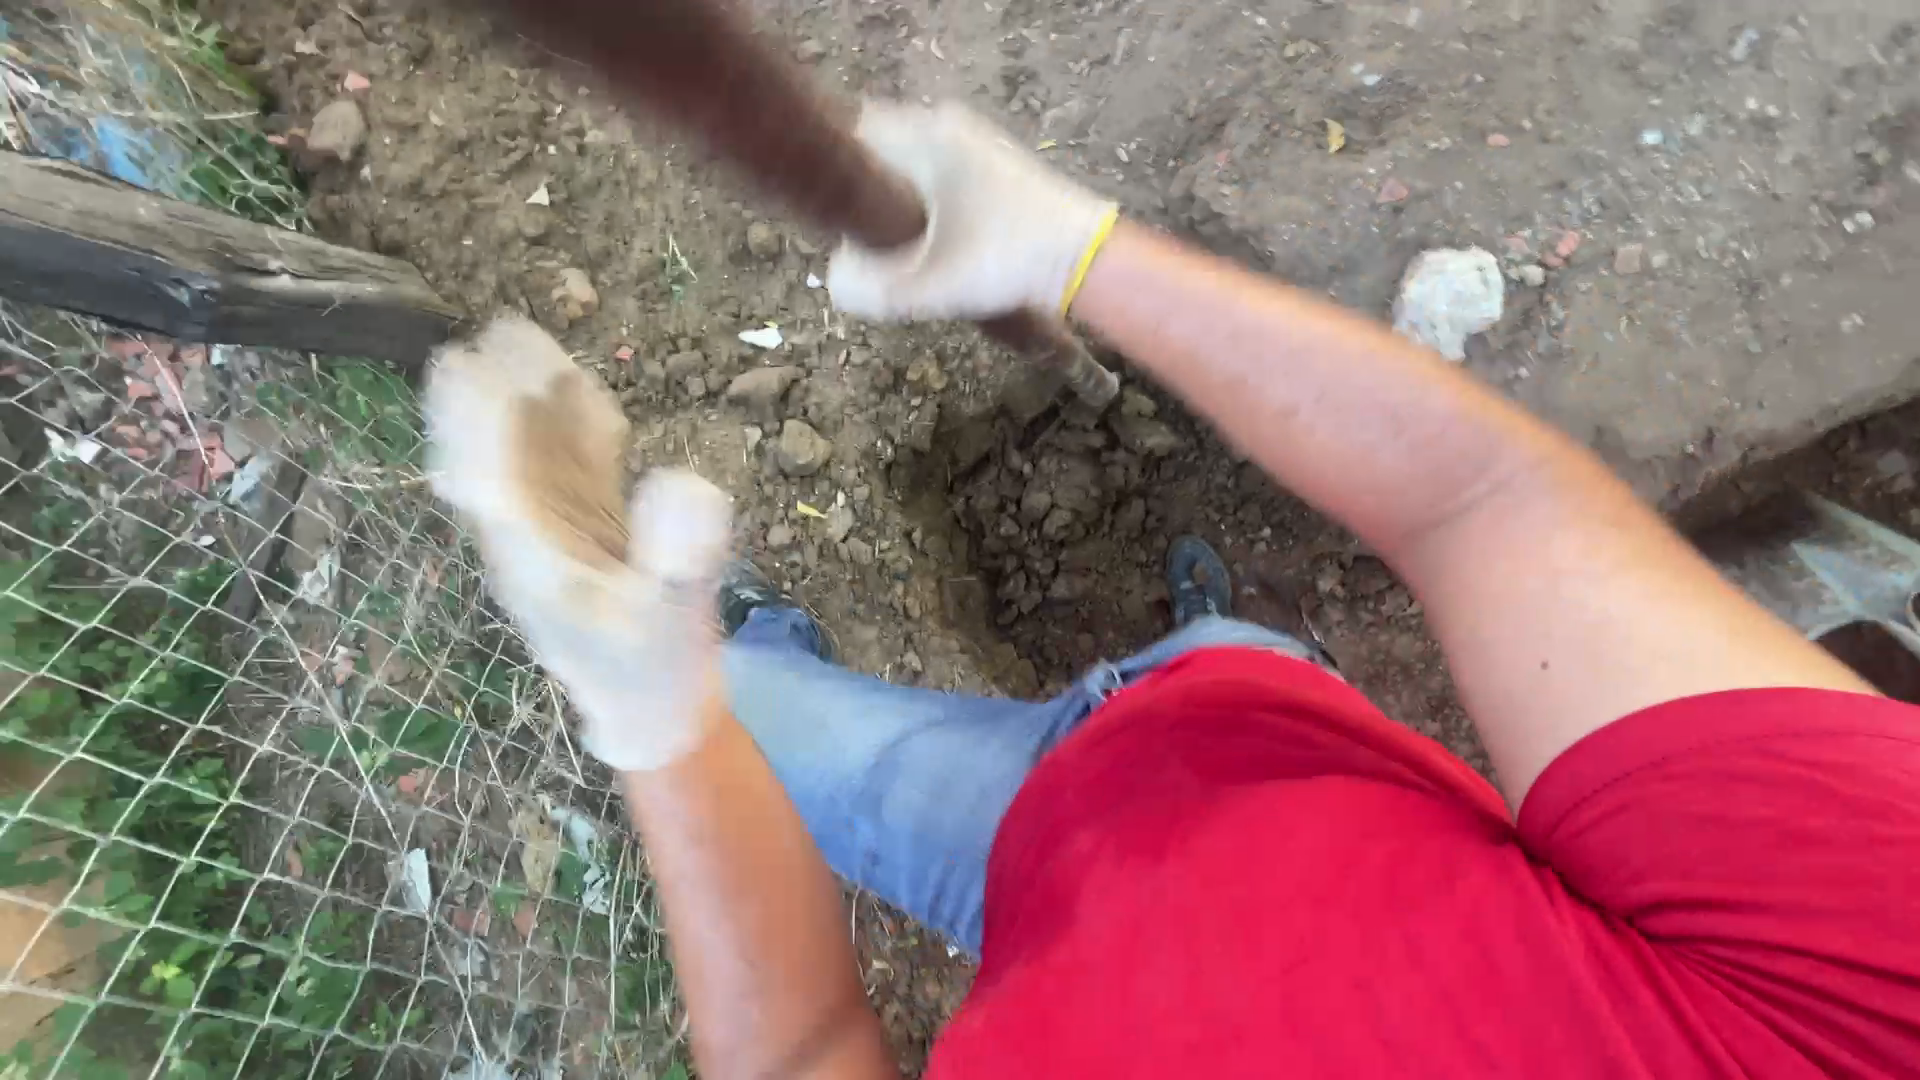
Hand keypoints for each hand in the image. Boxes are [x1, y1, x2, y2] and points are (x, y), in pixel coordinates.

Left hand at [425, 318, 731, 771]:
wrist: (656, 710)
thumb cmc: (654, 673)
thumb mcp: (671, 622)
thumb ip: (678, 558)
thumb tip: (686, 481)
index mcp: (534, 562)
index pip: (491, 481)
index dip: (475, 423)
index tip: (466, 363)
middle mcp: (536, 540)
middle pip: (507, 457)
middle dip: (501, 396)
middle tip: (502, 332)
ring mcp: (564, 534)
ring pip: (540, 458)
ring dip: (535, 404)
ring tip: (530, 343)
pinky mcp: (594, 534)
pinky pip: (579, 471)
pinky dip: (580, 431)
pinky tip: (582, 393)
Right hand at [827, 100, 1118, 320]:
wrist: (1082, 261)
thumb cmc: (1005, 264)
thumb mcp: (930, 287)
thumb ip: (872, 290)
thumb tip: (837, 284)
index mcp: (928, 137)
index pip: (858, 134)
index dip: (843, 179)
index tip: (846, 222)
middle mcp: (951, 127)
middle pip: (887, 152)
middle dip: (874, 196)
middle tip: (877, 244)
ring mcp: (979, 143)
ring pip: (917, 166)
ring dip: (905, 204)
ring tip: (911, 249)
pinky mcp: (997, 166)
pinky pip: (944, 176)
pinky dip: (933, 204)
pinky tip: (942, 243)